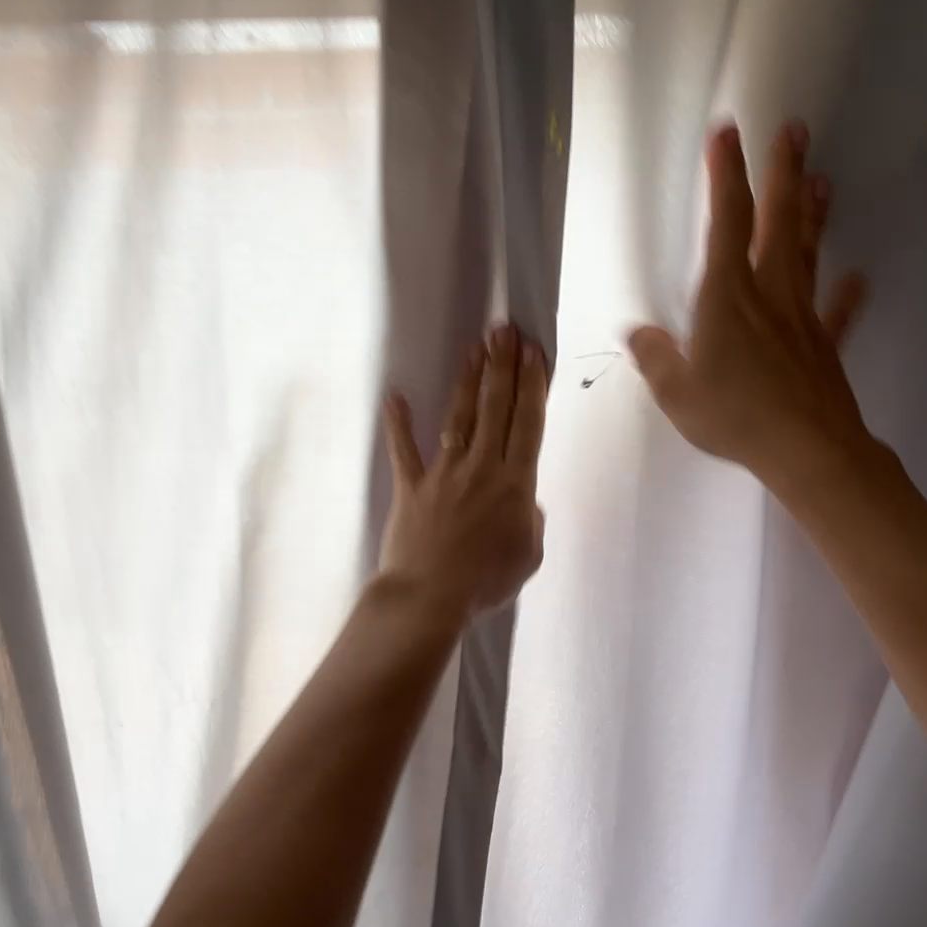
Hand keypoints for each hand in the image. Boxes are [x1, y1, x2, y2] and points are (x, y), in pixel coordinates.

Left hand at [377, 325, 548, 623]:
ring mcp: (442, 473)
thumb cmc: (485, 582)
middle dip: (502, 366)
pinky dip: (398, 424)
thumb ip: (531, 521)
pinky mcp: (410, 485)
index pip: (527, 423)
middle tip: (505, 331)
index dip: (531, 384)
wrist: (429, 596)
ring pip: (458, 417)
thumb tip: (525, 501)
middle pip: (495, 408)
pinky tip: (394, 397)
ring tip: (475, 347)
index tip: (533, 351)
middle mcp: (480, 467)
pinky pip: (404, 450)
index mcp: (515, 483)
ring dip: (467, 380)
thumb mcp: (529, 555)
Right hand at [627, 120, 874, 493]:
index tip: (727, 132)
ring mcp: (801, 316)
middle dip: (782, 174)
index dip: (726, 174)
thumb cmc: (734, 414)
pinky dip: (849, 295)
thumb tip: (637, 332)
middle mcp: (768, 293)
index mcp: (726, 295)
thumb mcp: (675, 391)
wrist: (806, 448)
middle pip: (776, 222)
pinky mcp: (824, 344)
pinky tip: (860, 277)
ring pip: (807, 254)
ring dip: (812, 215)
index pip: (725, 221)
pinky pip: (836, 313)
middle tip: (795, 130)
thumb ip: (655, 357)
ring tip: (822, 178)